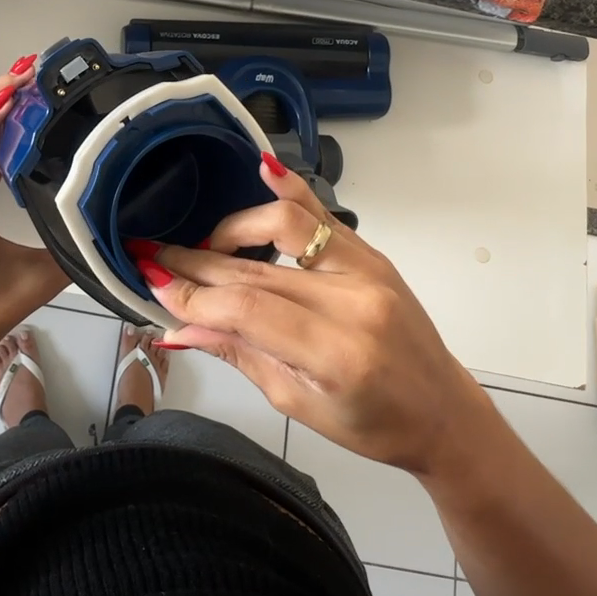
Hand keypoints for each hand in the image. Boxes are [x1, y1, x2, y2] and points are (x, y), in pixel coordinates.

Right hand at [137, 162, 489, 473]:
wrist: (444, 412)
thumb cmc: (375, 425)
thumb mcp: (299, 405)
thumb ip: (239, 354)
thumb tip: (178, 327)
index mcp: (337, 354)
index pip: (247, 309)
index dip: (194, 294)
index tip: (154, 285)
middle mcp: (353, 302)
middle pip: (255, 269)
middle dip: (195, 263)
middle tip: (152, 256)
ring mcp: (367, 270)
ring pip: (284, 228)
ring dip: (230, 231)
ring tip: (200, 246)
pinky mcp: (372, 254)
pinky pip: (324, 214)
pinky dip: (290, 190)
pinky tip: (263, 169)